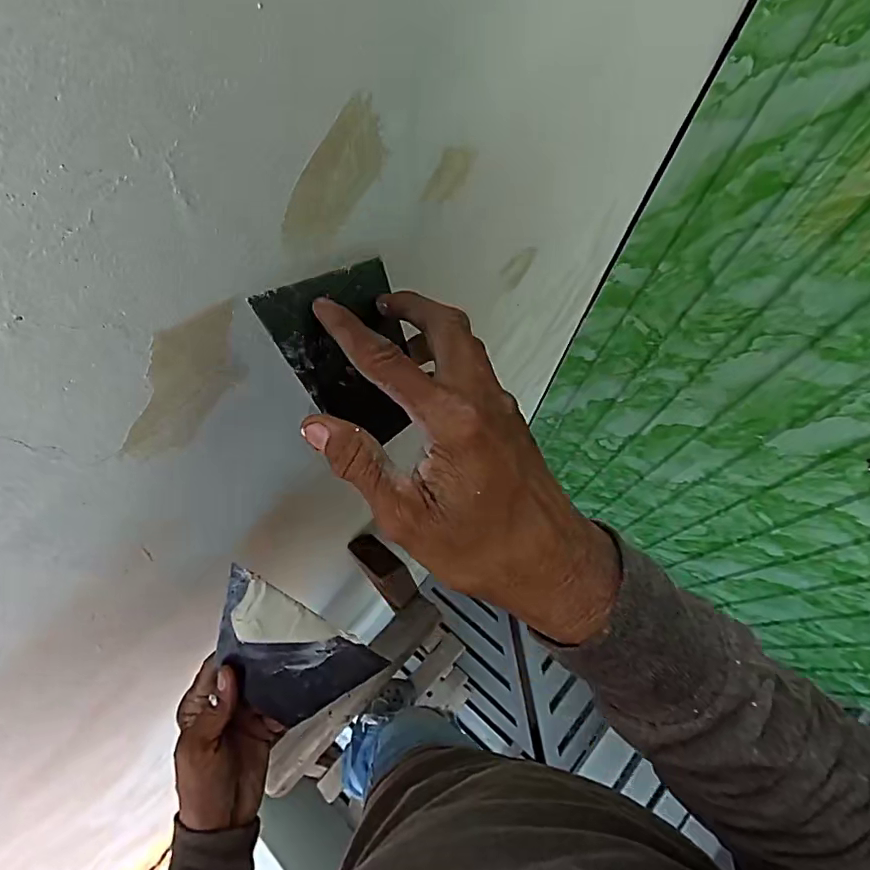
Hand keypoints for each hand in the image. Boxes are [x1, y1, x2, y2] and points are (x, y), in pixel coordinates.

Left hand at [173, 656, 285, 831]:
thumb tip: (226, 675)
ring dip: (272, 682)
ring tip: (288, 670)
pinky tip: (295, 697)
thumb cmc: (198, 789)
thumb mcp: (198, 748)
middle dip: (255, 665)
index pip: (213, 671)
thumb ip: (214, 711)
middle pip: (240, 676)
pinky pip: (276, 711)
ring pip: (260, 690)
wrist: (222, 825)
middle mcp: (222, 707)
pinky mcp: (262, 731)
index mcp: (199, 706)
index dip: (229, 656)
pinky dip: (286, 704)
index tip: (247, 641)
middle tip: (274, 651)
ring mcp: (243, 718)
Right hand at [299, 292, 621, 644]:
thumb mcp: (404, 515)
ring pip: (466, 342)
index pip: (388, 362)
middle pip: (446, 326)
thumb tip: (318, 426)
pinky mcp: (507, 418)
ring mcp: (499, 406)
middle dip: (409, 305)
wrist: (551, 565)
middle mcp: (480, 401)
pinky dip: (448, 351)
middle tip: (377, 304)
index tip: (327, 309)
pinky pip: (475, 365)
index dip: (350, 332)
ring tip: (398, 333)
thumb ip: (359, 463)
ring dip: (431, 325)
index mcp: (451, 420)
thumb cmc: (479, 548)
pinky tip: (428, 377)